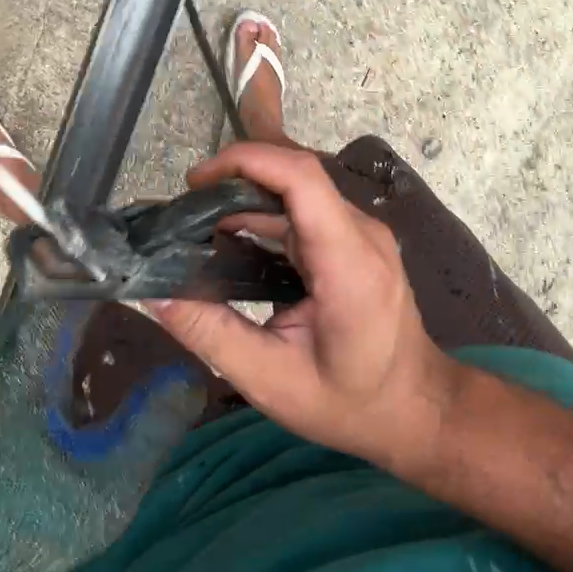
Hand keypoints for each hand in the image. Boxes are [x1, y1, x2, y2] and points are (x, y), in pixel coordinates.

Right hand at [148, 143, 460, 473]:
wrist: (418, 411)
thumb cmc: (351, 403)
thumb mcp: (271, 380)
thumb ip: (211, 335)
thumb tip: (154, 295)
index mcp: (348, 263)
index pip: (301, 177)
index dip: (246, 161)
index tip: (195, 182)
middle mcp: (360, 234)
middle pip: (292, 176)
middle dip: (230, 181)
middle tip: (182, 214)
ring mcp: (360, 233)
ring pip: (294, 190)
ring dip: (242, 199)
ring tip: (195, 229)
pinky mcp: (352, 240)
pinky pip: (301, 209)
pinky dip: (260, 215)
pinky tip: (229, 242)